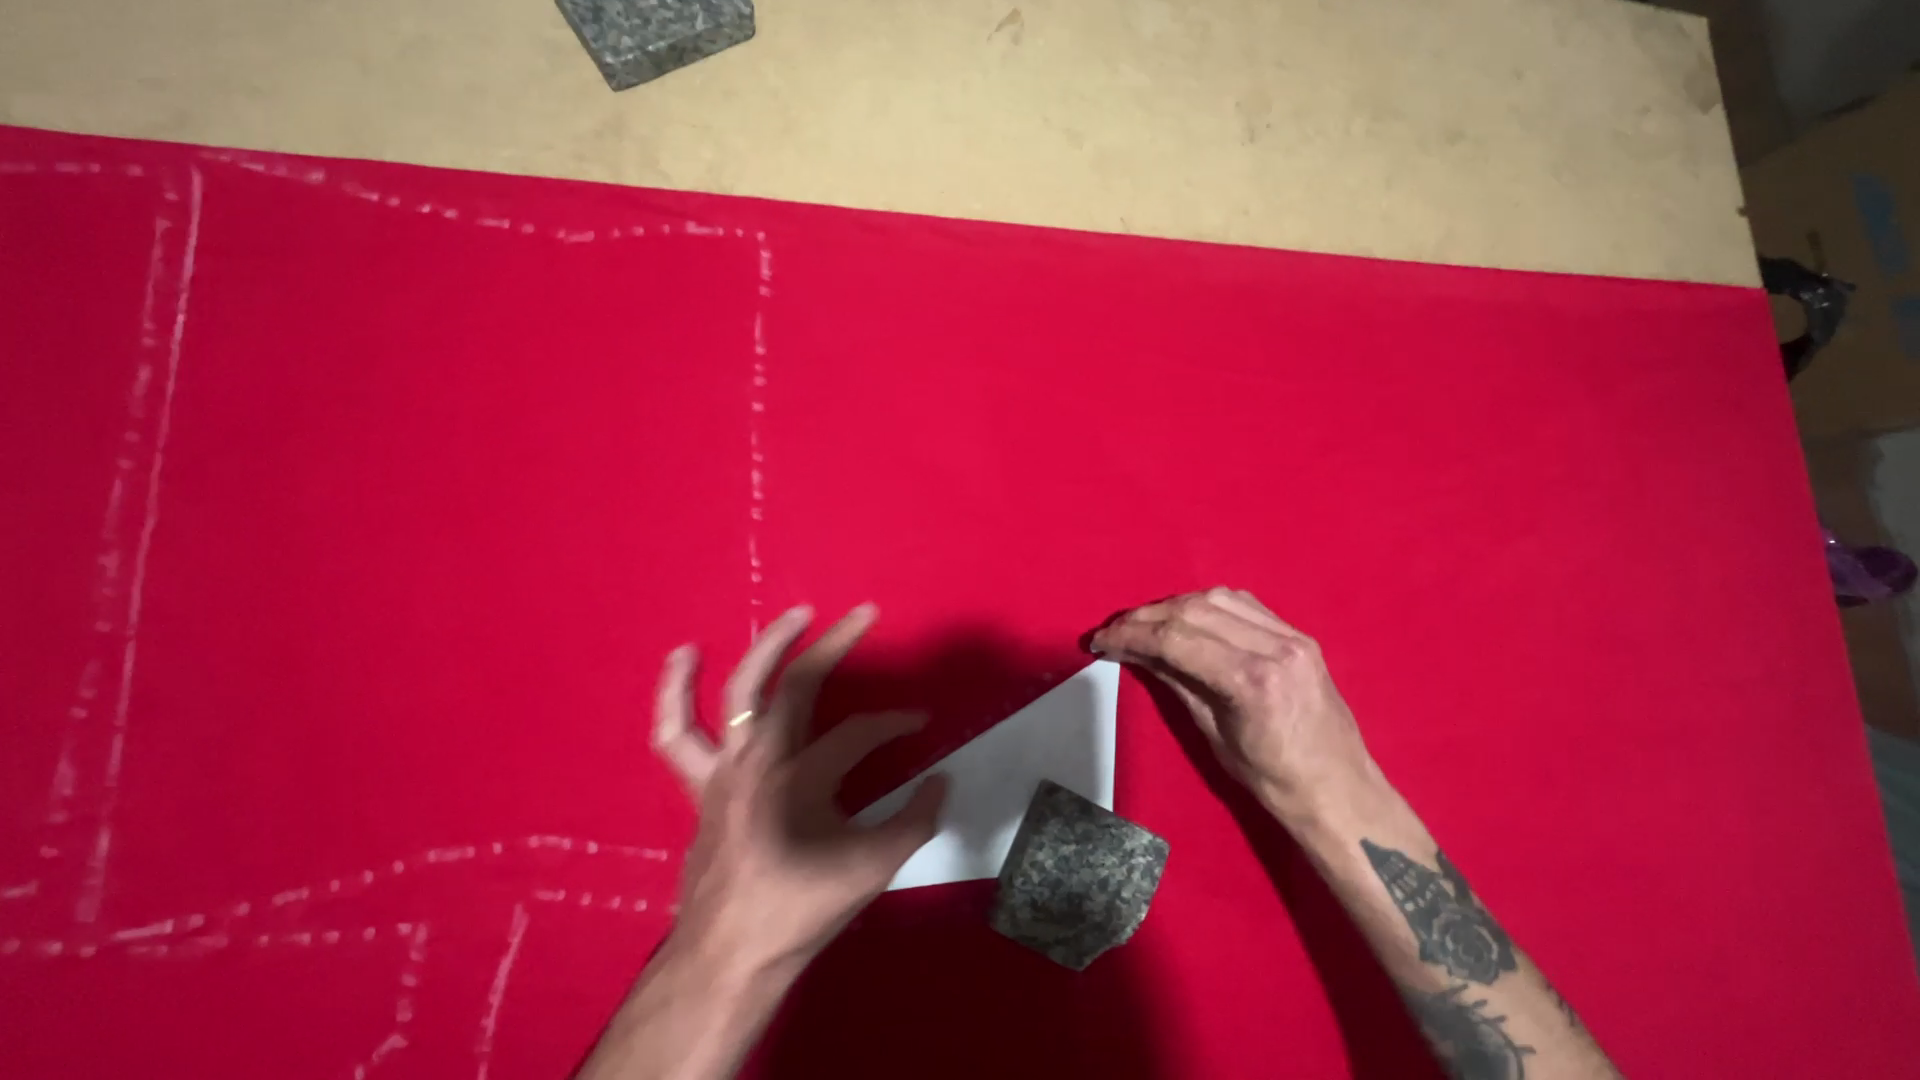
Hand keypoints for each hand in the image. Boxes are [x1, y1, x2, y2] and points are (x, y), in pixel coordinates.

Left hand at [653, 603, 947, 981]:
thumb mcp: (872, 870)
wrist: (729, 953)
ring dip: (765, 647)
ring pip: (737, 693)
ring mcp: (723, 769)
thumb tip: (941, 783)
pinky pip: (675, 733)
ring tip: (791, 615)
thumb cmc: (799, 911)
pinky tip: (687, 654)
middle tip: (864, 613)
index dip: (895, 722)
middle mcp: (759, 761)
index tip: (921, 724)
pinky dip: (675, 692)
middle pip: (798, 686)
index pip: (859, 733)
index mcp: (802, 780)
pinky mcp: (699, 783)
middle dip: (835, 644)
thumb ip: (914, 822)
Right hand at [1090, 588, 1377, 821]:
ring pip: (1218, 598)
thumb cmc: (1273, 780)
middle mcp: (1275, 647)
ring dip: (1173, 605)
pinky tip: (1186, 618)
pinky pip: (1244, 604)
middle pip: (1194, 609)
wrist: (1339, 791)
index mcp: (1252, 681)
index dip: (1130, 634)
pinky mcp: (1299, 635)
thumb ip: (1176, 683)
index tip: (1100, 641)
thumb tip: (1136, 652)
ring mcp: (1292, 636)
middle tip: (1115, 631)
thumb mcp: (1212, 734)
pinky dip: (1207, 605)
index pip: (1176, 639)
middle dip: (1145, 616)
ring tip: (1145, 623)